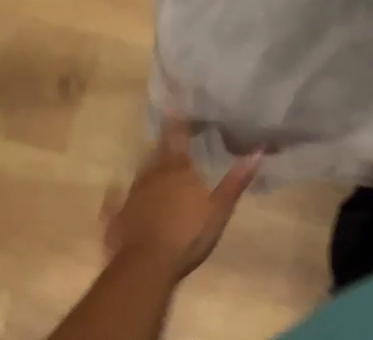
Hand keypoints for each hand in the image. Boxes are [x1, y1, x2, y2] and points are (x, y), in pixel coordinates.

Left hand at [101, 113, 261, 279]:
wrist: (145, 268)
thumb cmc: (187, 234)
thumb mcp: (219, 209)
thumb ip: (236, 180)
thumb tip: (259, 151)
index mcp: (177, 169)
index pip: (177, 137)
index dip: (178, 122)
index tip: (175, 104)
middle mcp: (152, 176)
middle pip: (158, 155)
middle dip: (166, 146)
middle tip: (172, 139)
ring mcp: (131, 197)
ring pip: (140, 175)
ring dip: (148, 169)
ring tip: (154, 164)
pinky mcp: (115, 220)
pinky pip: (114, 203)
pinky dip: (115, 196)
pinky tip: (113, 192)